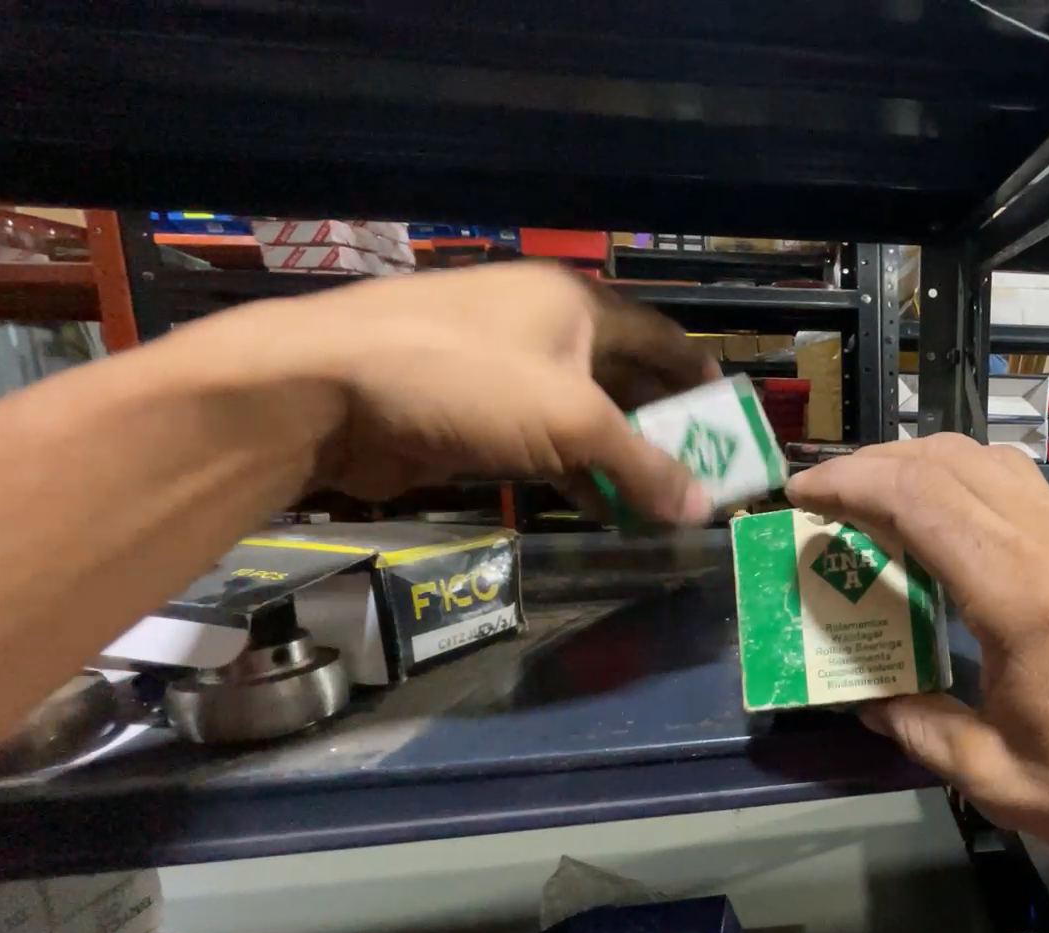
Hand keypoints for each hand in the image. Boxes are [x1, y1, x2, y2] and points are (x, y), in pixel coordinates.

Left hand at [188, 262, 721, 522]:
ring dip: (622, 457)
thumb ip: (645, 467)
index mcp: (574, 304)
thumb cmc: (467, 380)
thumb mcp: (574, 423)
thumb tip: (702, 512)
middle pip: (625, 378)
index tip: (730, 412)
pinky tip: (604, 508)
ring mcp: (503, 369)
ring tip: (664, 498)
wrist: (318, 391)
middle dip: (665, 426)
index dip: (698, 373)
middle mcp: (543, 328)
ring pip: (584, 416)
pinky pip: (544, 442)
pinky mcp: (472, 411)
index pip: (660, 335)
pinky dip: (577, 473)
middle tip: (703, 467)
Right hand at [786, 435, 1048, 878]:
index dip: (848, 483)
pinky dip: (968, 490)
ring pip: (991, 463)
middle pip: (949, 460)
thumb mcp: (999, 777)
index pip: (918, 497)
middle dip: (876, 465)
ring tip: (878, 506)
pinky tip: (950, 537)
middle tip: (826, 499)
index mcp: (1020, 593)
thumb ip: (921, 729)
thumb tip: (869, 703)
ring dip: (926, 468)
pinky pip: (1023, 492)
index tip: (800, 494)